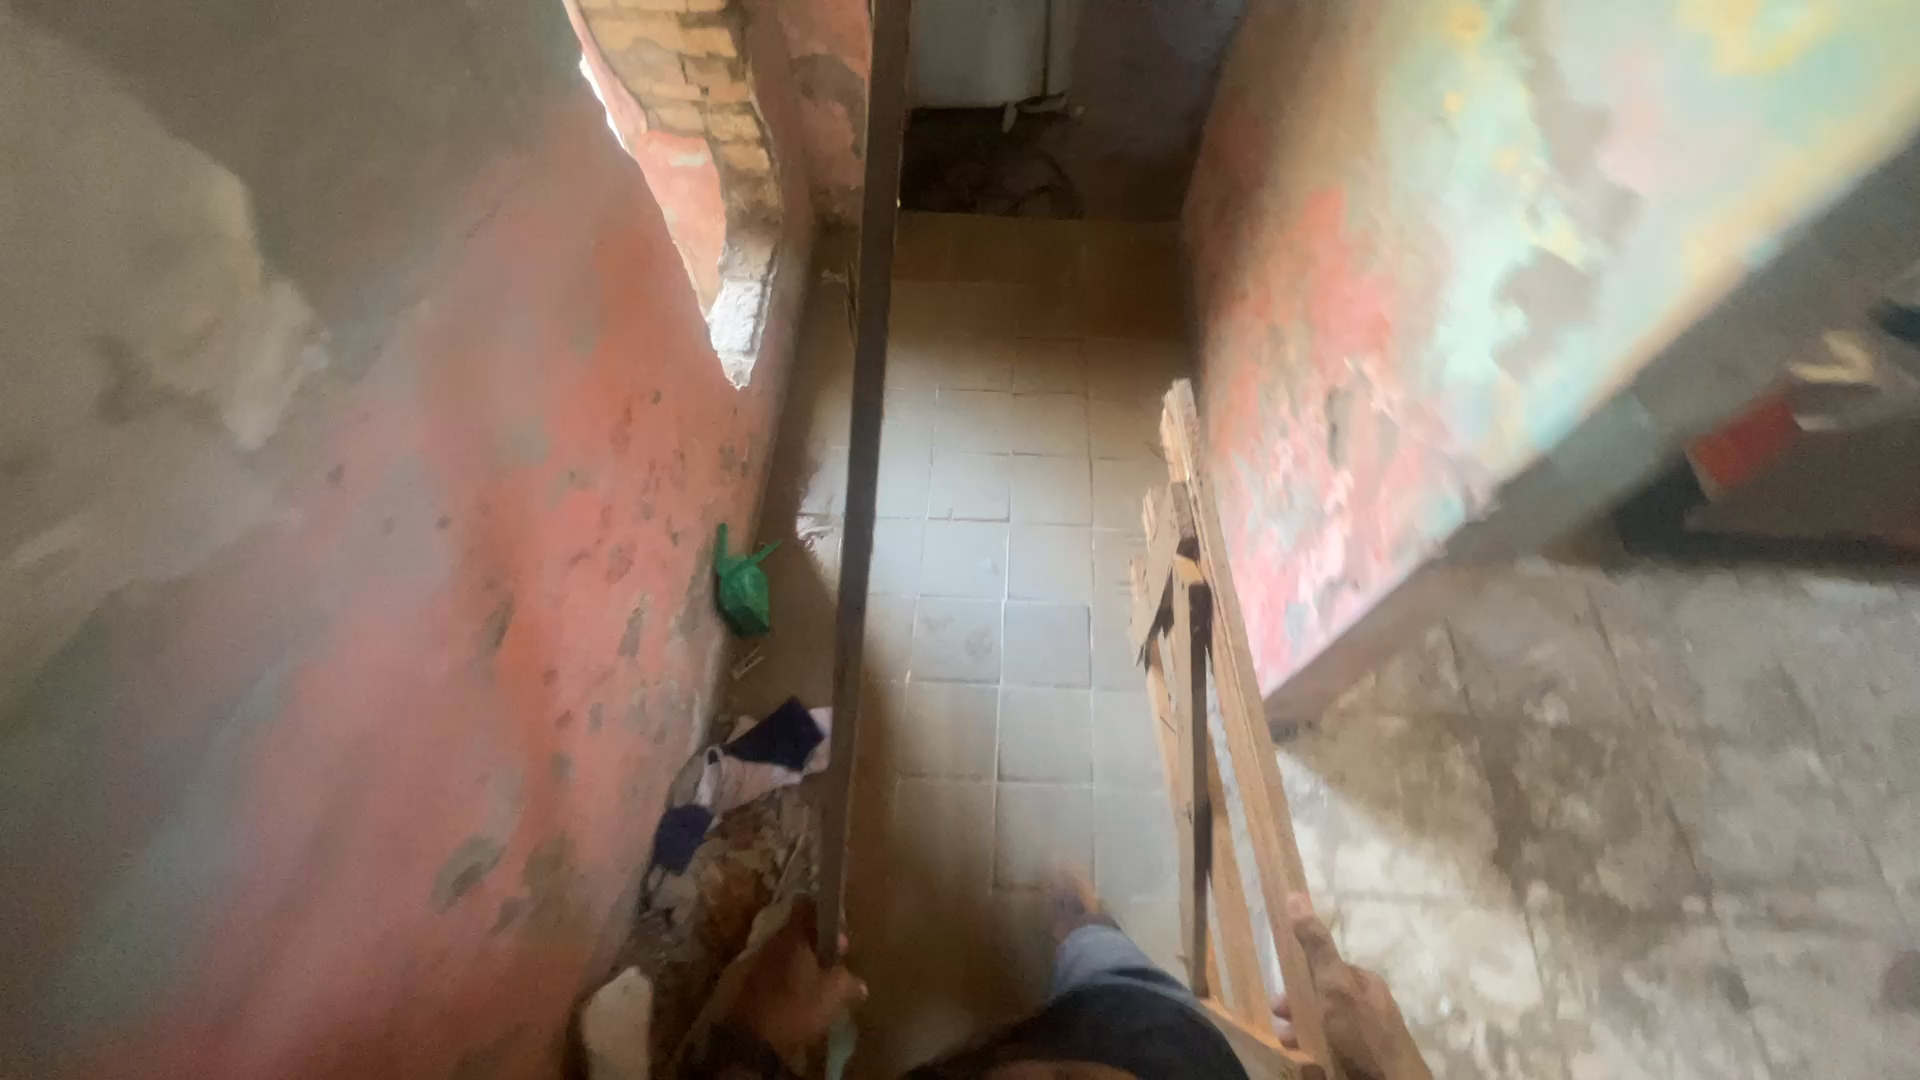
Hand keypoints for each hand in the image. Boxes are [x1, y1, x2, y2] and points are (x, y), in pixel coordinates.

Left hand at [725, 897, 866, 1057]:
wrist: (750, 1041)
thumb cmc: (795, 1006)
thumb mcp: (833, 993)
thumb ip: (849, 982)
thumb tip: (861, 985)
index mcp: (794, 934)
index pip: (809, 904)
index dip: (828, 913)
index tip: (841, 931)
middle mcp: (775, 941)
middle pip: (802, 929)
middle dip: (822, 941)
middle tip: (838, 960)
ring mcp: (761, 962)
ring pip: (791, 951)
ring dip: (808, 962)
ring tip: (824, 982)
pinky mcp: (753, 984)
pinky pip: (780, 970)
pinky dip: (794, 978)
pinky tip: (805, 996)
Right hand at [1271, 895, 1430, 1079]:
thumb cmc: (1364, 1035)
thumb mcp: (1335, 985)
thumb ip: (1315, 946)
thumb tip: (1294, 894)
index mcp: (1364, 984)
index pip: (1323, 971)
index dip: (1298, 981)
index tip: (1280, 999)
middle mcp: (1367, 1009)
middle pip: (1319, 1002)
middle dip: (1296, 1014)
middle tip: (1284, 1029)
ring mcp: (1366, 1041)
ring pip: (1322, 1031)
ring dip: (1301, 1039)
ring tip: (1294, 1051)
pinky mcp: (1363, 1066)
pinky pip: (1331, 1055)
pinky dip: (1316, 1060)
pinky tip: (1311, 1068)